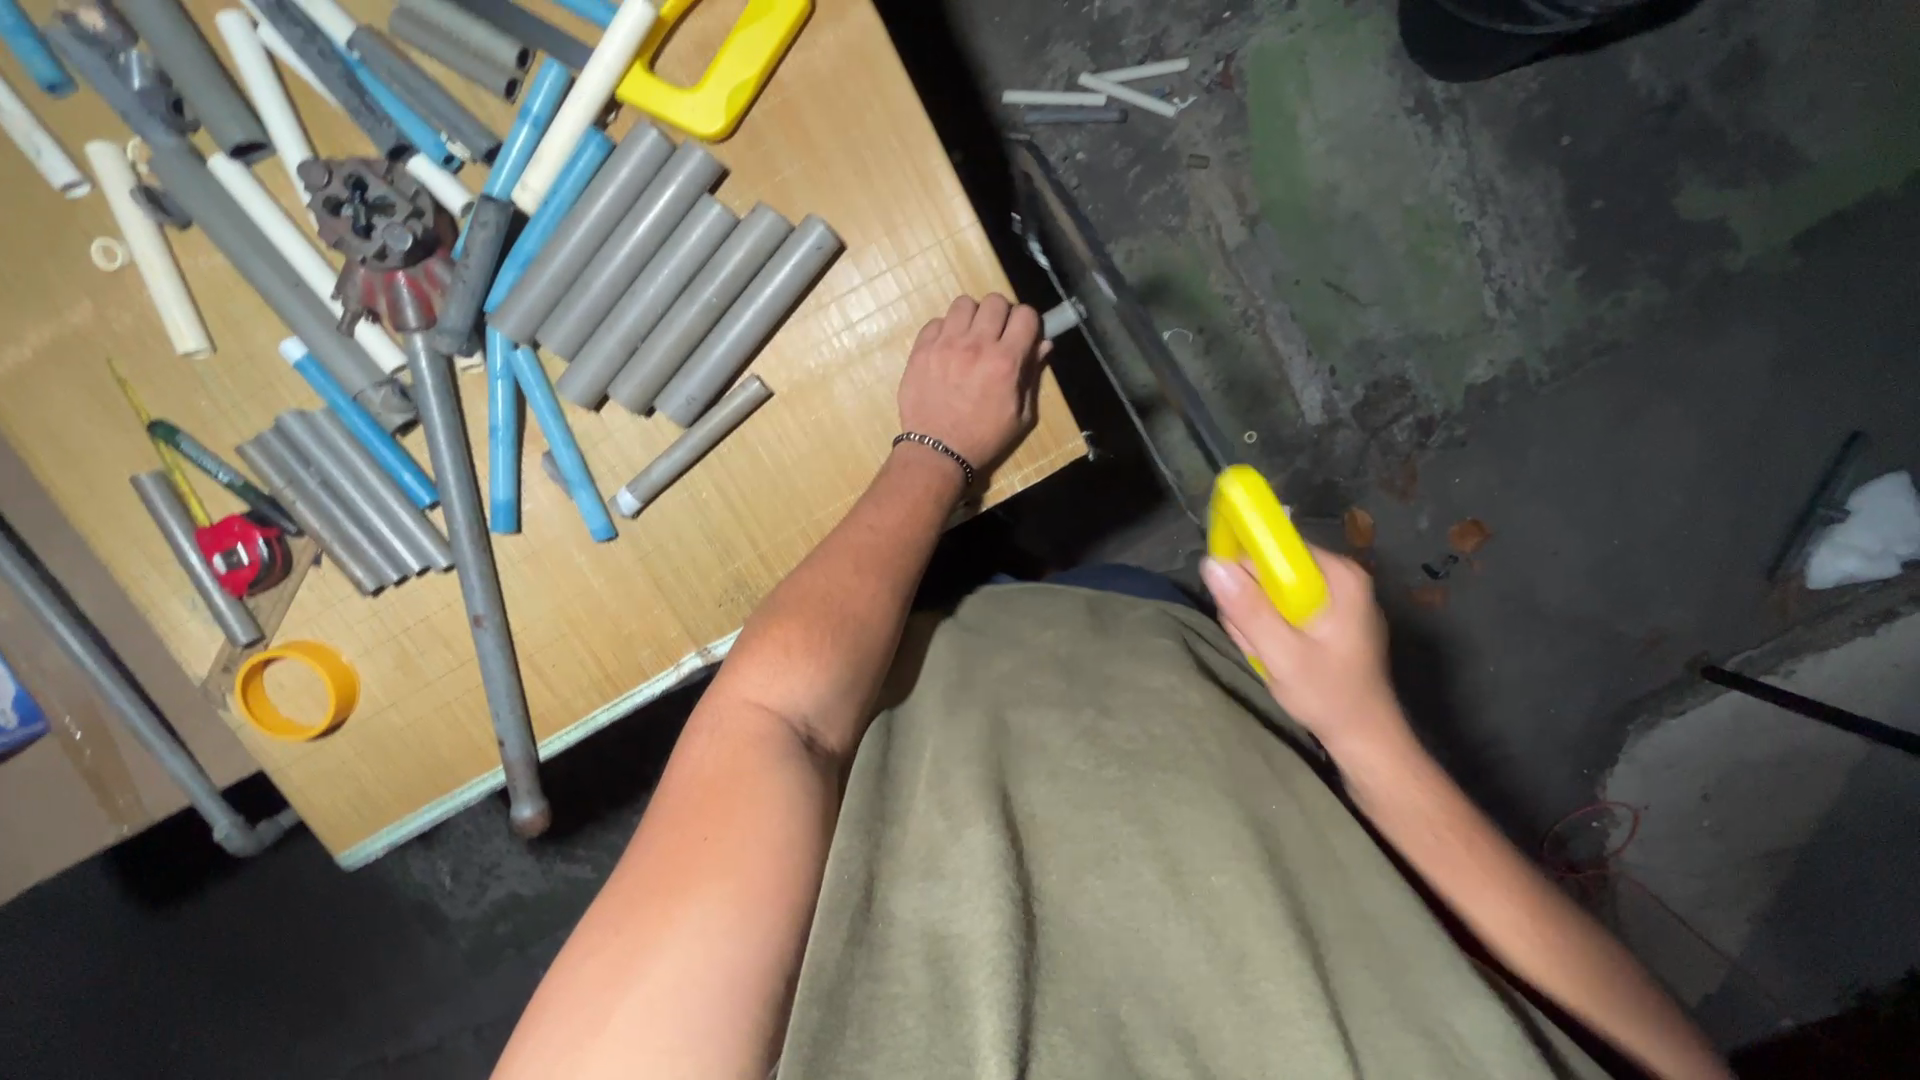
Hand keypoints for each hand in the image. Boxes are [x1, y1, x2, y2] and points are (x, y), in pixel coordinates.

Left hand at [897, 294, 1048, 473]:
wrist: (937, 452)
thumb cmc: (984, 438)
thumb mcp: (1021, 415)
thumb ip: (1032, 375)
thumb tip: (1044, 345)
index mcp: (1005, 361)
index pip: (1026, 315)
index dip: (1028, 323)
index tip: (1023, 335)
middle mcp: (976, 345)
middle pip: (995, 301)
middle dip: (1001, 315)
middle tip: (996, 335)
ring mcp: (945, 345)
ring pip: (963, 304)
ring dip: (972, 316)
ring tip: (969, 337)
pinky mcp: (921, 350)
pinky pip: (936, 321)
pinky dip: (945, 330)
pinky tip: (947, 349)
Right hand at [1201, 547, 1408, 757]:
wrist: (1365, 737)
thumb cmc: (1329, 696)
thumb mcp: (1282, 655)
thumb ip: (1248, 609)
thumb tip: (1212, 563)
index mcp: (1339, 576)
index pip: (1274, 549)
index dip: (1246, 574)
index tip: (1239, 611)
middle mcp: (1341, 576)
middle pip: (1270, 570)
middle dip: (1253, 606)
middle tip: (1259, 644)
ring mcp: (1337, 596)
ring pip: (1272, 591)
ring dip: (1258, 623)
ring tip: (1270, 656)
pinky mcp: (1330, 615)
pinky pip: (1284, 607)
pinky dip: (1271, 630)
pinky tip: (1278, 657)